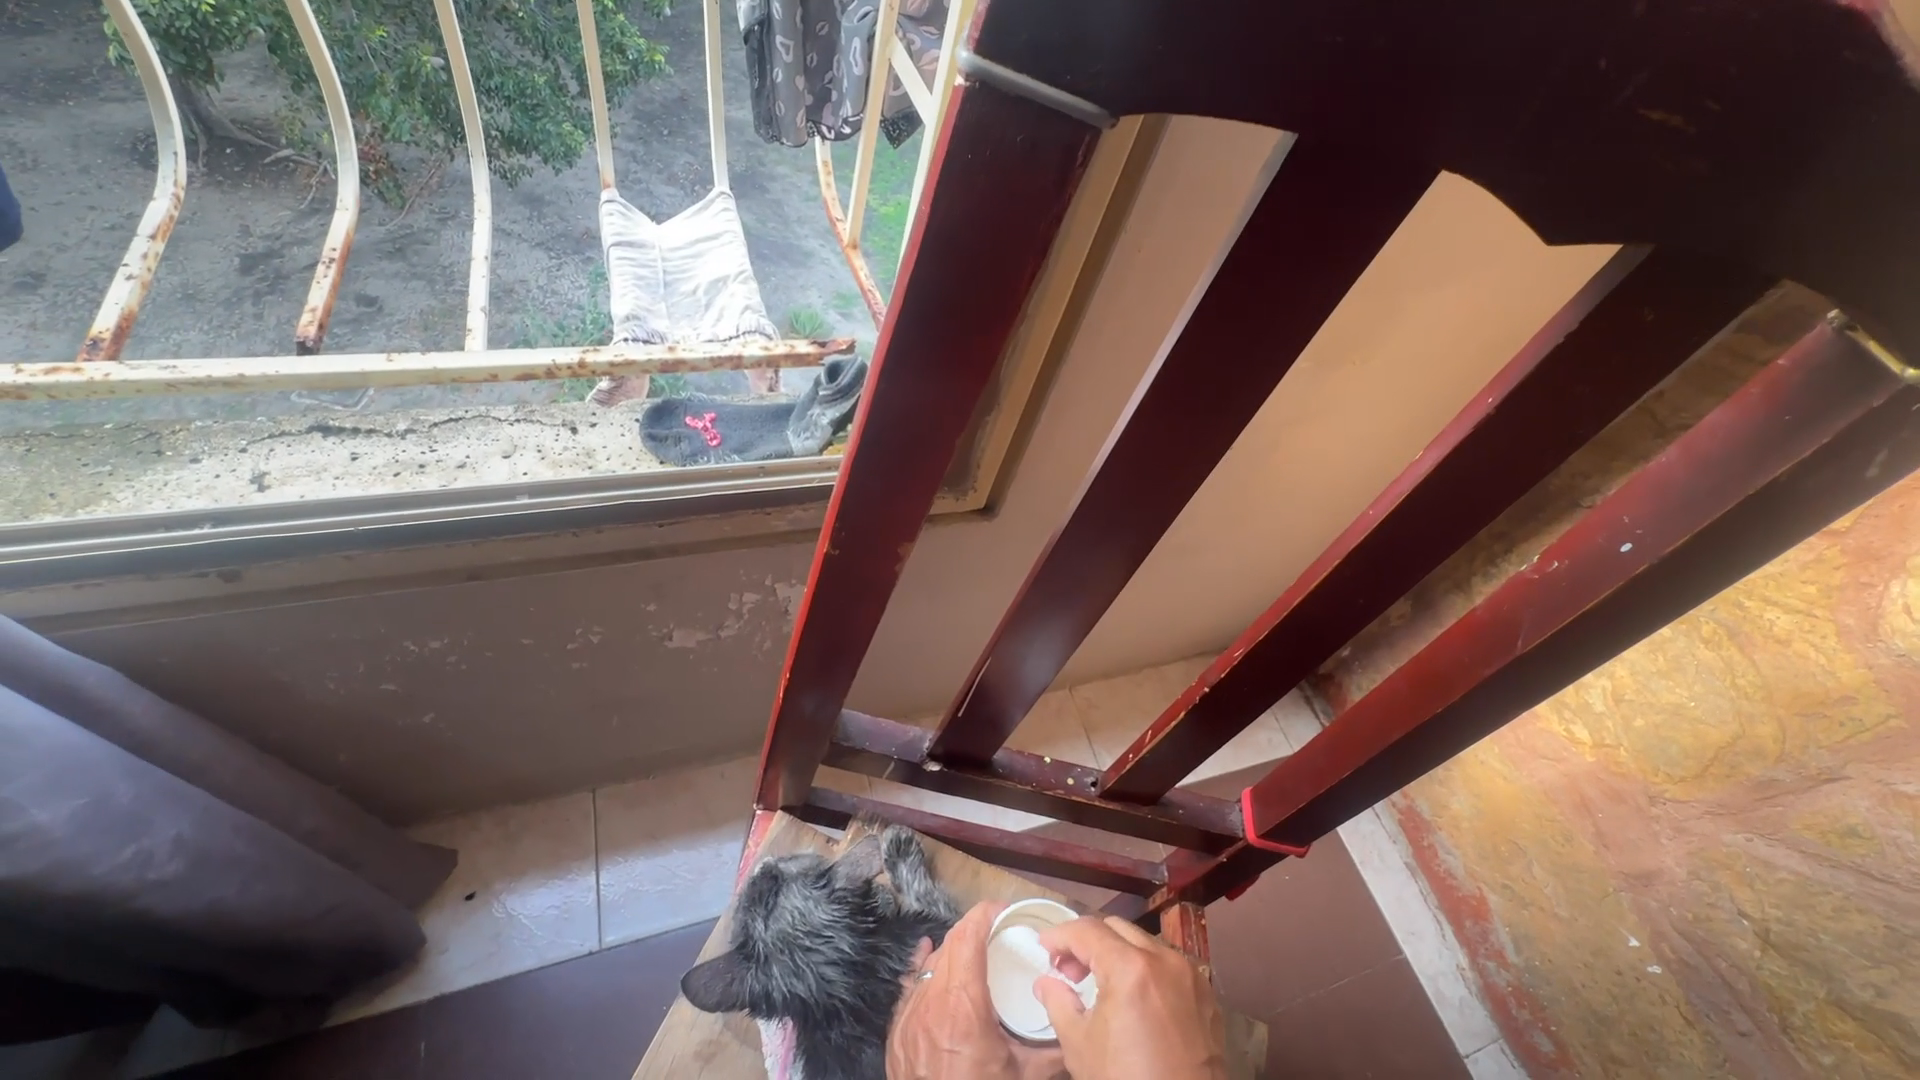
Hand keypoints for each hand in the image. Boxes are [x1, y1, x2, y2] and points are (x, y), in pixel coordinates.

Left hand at [887, 902, 1067, 1079]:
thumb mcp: (1027, 1075)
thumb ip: (1056, 1045)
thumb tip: (1083, 1023)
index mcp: (963, 1006)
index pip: (968, 937)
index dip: (985, 914)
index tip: (1003, 910)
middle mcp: (930, 1003)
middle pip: (949, 944)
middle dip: (973, 929)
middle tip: (997, 931)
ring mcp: (908, 1018)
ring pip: (930, 964)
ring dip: (952, 951)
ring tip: (974, 952)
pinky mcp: (896, 1034)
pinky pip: (910, 987)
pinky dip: (924, 969)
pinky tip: (928, 955)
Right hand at [1034, 915, 1229, 1079]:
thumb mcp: (1080, 1046)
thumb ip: (1058, 1003)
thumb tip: (1046, 982)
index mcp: (1130, 968)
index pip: (1087, 931)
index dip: (1060, 935)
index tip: (1044, 947)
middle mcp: (1164, 959)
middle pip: (1116, 928)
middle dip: (1088, 942)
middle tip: (1069, 970)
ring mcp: (1190, 975)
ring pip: (1144, 943)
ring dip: (1117, 953)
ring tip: (1101, 984)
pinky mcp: (1206, 995)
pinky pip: (1169, 965)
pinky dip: (1145, 969)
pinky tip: (1135, 998)